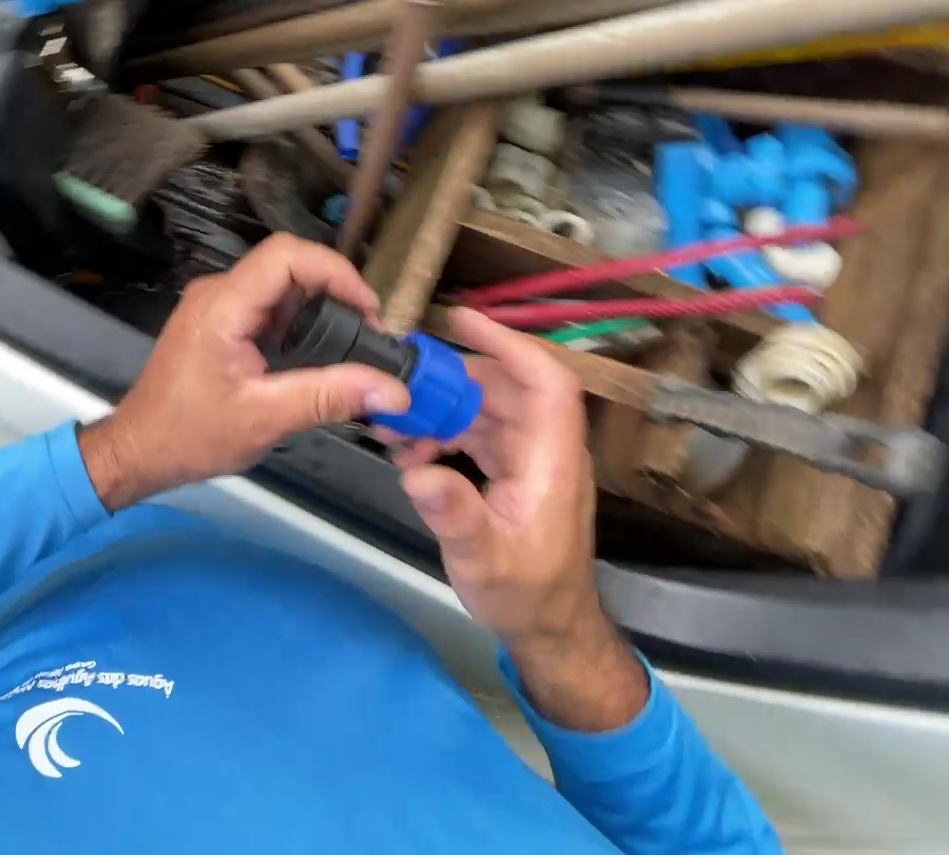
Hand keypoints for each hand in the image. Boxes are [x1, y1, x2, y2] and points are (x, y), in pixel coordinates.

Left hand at [79, 235, 411, 510]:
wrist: (140, 448)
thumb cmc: (191, 434)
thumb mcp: (265, 418)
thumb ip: (328, 397)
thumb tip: (394, 389)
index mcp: (222, 306)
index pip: (285, 254)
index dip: (335, 271)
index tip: (369, 310)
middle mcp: (216, 294)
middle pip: (287, 266)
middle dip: (334, 292)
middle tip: (367, 336)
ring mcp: (214, 307)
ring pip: (279, 287)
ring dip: (318, 310)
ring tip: (350, 349)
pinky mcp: (216, 324)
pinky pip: (266, 307)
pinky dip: (297, 324)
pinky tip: (317, 357)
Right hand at [389, 308, 645, 729]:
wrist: (546, 628)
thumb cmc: (525, 594)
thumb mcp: (484, 557)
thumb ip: (454, 514)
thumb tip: (418, 471)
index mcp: (551, 462)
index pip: (545, 384)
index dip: (509, 344)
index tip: (461, 320)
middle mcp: (544, 452)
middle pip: (505, 390)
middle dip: (452, 380)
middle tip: (402, 384)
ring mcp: (529, 463)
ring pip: (487, 411)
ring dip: (442, 409)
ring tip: (397, 427)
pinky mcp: (511, 476)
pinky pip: (478, 436)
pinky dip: (444, 434)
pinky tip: (412, 454)